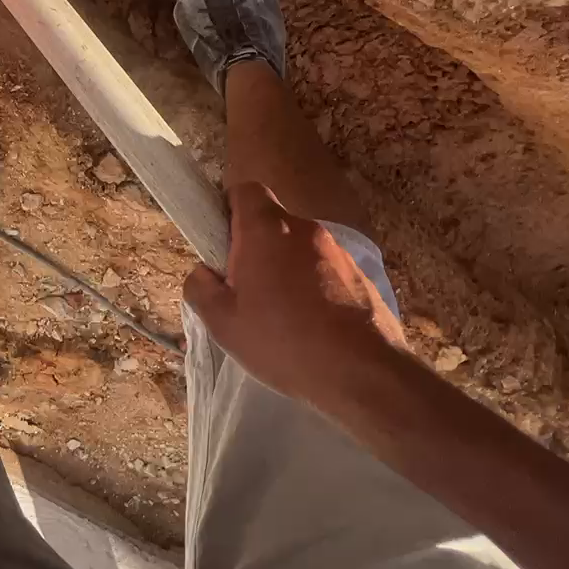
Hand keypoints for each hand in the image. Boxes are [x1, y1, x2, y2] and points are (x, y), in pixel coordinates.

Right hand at [183, 183, 407, 410]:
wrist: (367, 378)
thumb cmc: (285, 342)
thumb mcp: (222, 322)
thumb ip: (200, 287)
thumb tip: (204, 274)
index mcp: (266, 230)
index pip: (244, 190)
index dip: (228, 208)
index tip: (221, 241)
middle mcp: (304, 230)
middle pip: (270, 222)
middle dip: (254, 247)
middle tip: (244, 288)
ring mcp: (338, 252)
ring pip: (297, 248)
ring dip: (284, 269)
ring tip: (281, 315)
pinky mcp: (362, 277)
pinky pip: (324, 271)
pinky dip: (313, 288)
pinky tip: (312, 327)